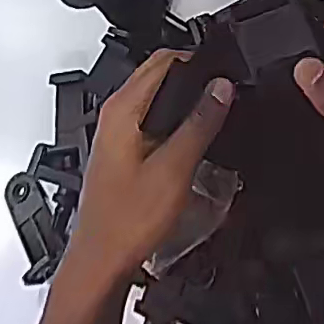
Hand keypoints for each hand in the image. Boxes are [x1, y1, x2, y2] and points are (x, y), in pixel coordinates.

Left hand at [59, 49, 234, 293]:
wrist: (101, 265)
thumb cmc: (126, 221)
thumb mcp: (175, 168)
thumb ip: (200, 123)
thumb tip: (220, 88)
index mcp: (123, 109)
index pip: (163, 59)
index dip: (195, 58)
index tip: (221, 68)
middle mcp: (115, 115)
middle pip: (158, 74)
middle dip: (191, 74)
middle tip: (222, 87)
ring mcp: (116, 132)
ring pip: (155, 97)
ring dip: (183, 97)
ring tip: (213, 109)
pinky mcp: (122, 150)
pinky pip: (152, 118)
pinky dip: (174, 117)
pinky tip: (192, 138)